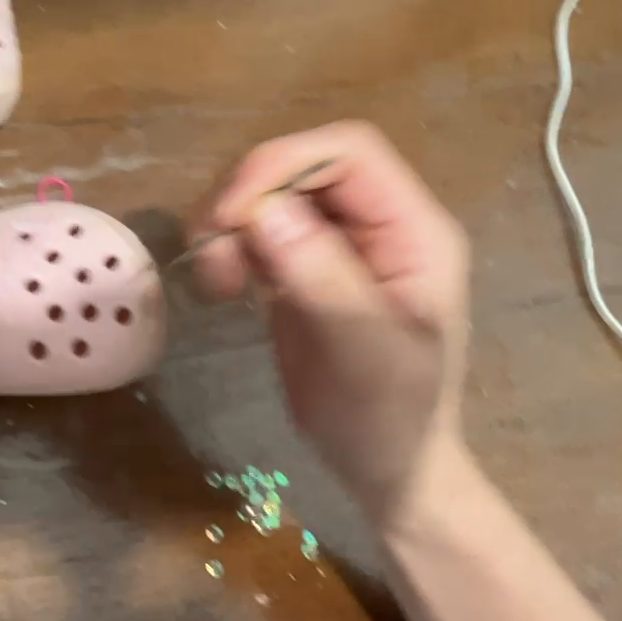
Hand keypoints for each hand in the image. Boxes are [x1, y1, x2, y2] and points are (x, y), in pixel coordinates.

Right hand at [190, 121, 470, 527]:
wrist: (384, 466)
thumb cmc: (389, 418)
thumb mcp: (365, 354)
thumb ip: (322, 278)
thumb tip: (263, 213)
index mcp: (412, 231)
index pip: (348, 153)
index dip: (283, 166)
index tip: (233, 216)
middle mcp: (374, 225)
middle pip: (298, 168)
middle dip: (245, 198)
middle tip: (210, 251)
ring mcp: (335, 246)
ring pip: (268, 197)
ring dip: (227, 226)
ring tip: (216, 282)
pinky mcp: (300, 269)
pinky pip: (255, 233)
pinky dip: (226, 248)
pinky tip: (222, 288)